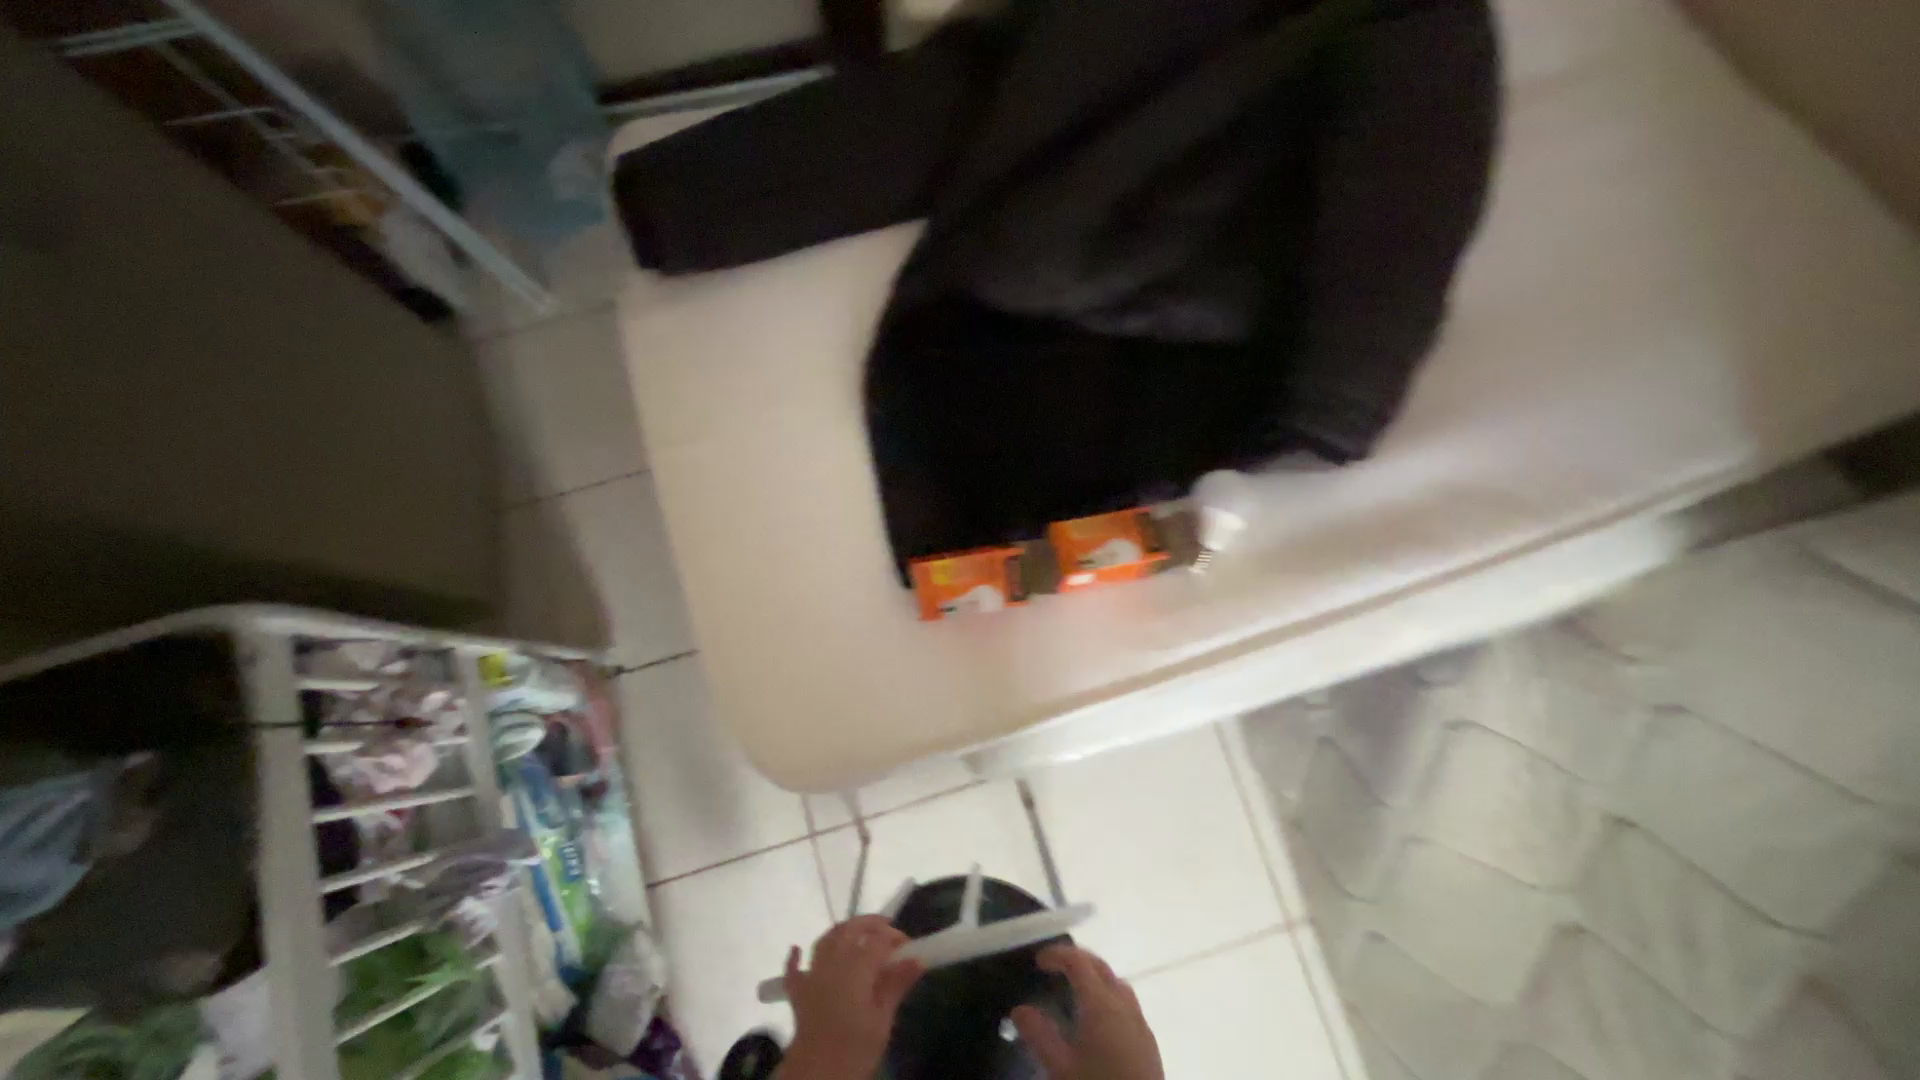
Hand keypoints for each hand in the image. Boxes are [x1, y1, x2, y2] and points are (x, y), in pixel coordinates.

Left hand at [778, 915, 925, 1079]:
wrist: (816, 1077)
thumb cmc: (855, 1051)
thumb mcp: (882, 1021)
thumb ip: (896, 985)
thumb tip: (916, 960)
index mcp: (856, 968)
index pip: (878, 940)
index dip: (895, 937)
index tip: (909, 946)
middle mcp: (832, 963)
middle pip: (851, 929)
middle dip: (870, 924)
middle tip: (888, 930)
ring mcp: (812, 976)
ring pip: (826, 940)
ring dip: (842, 931)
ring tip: (857, 934)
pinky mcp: (798, 994)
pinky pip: (794, 969)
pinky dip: (795, 957)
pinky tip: (796, 949)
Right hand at [1011, 945, 1164, 1079]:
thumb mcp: (1061, 1068)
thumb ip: (1039, 1035)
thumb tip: (1020, 1010)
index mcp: (1102, 1005)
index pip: (1079, 962)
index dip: (1058, 954)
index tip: (1038, 961)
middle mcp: (1125, 1006)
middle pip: (1102, 968)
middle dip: (1078, 960)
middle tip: (1054, 967)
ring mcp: (1141, 1024)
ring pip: (1118, 985)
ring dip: (1096, 978)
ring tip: (1075, 991)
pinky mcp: (1149, 1043)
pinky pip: (1128, 1005)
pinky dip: (1109, 998)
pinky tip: (1098, 1022)